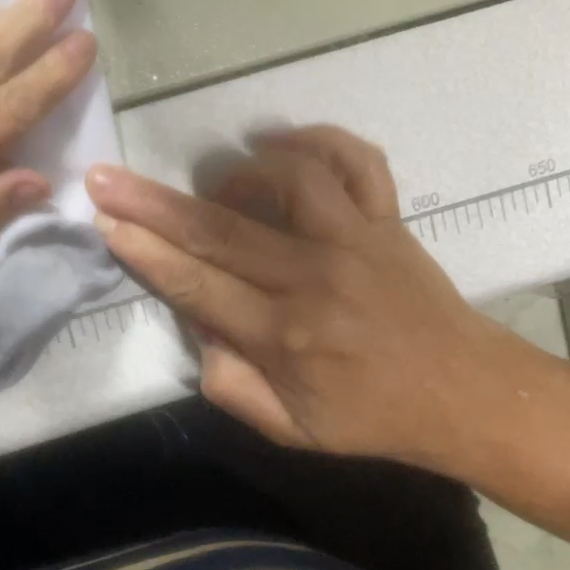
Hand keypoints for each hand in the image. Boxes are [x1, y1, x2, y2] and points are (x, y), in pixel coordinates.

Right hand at [86, 126, 545, 470]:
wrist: (465, 394)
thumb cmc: (371, 416)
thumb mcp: (290, 429)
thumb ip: (230, 385)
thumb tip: (196, 328)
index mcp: (286, 336)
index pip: (198, 285)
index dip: (145, 253)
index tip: (105, 223)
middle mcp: (315, 277)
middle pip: (221, 228)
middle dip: (153, 203)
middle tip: (106, 178)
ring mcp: (356, 239)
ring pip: (288, 179)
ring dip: (236, 174)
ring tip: (214, 189)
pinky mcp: (387, 218)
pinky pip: (357, 160)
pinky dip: (316, 139)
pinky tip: (278, 142)